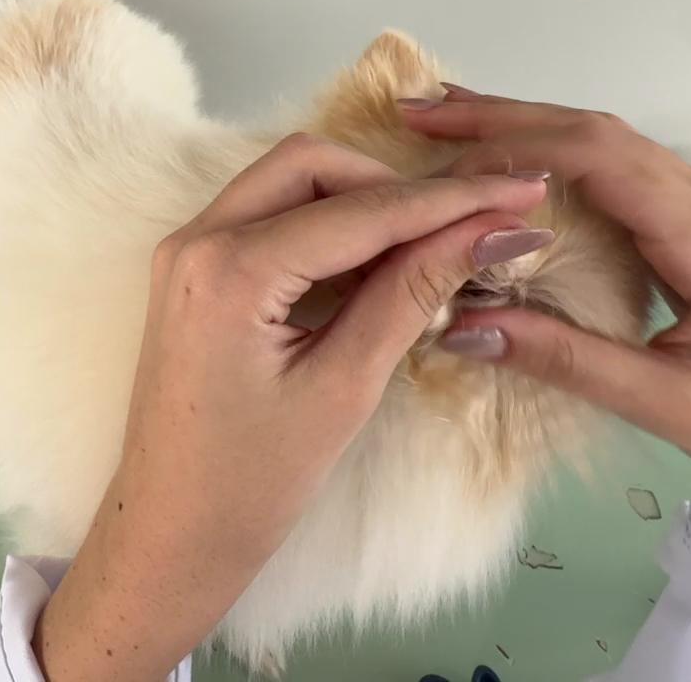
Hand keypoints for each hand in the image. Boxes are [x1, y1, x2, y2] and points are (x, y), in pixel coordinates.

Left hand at [34, 134, 555, 681]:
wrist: (171, 525)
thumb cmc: (254, 480)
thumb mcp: (343, 387)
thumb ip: (411, 293)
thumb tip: (488, 232)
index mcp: (228, 269)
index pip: (355, 210)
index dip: (445, 199)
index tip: (520, 190)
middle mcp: (194, 238)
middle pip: (306, 166)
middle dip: (388, 184)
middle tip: (462, 224)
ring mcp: (183, 249)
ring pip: (281, 183)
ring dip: (353, 199)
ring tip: (425, 245)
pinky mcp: (188, 267)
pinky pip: (260, 215)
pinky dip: (318, 222)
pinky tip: (368, 259)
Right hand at [401, 89, 690, 610]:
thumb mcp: (671, 407)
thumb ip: (561, 359)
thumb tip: (455, 324)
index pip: (597, 158)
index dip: (508, 147)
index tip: (435, 163)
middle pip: (596, 131)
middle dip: (500, 115)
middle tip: (418, 113)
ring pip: (606, 141)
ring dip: (523, 125)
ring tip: (446, 122)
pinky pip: (619, 167)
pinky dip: (552, 150)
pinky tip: (513, 157)